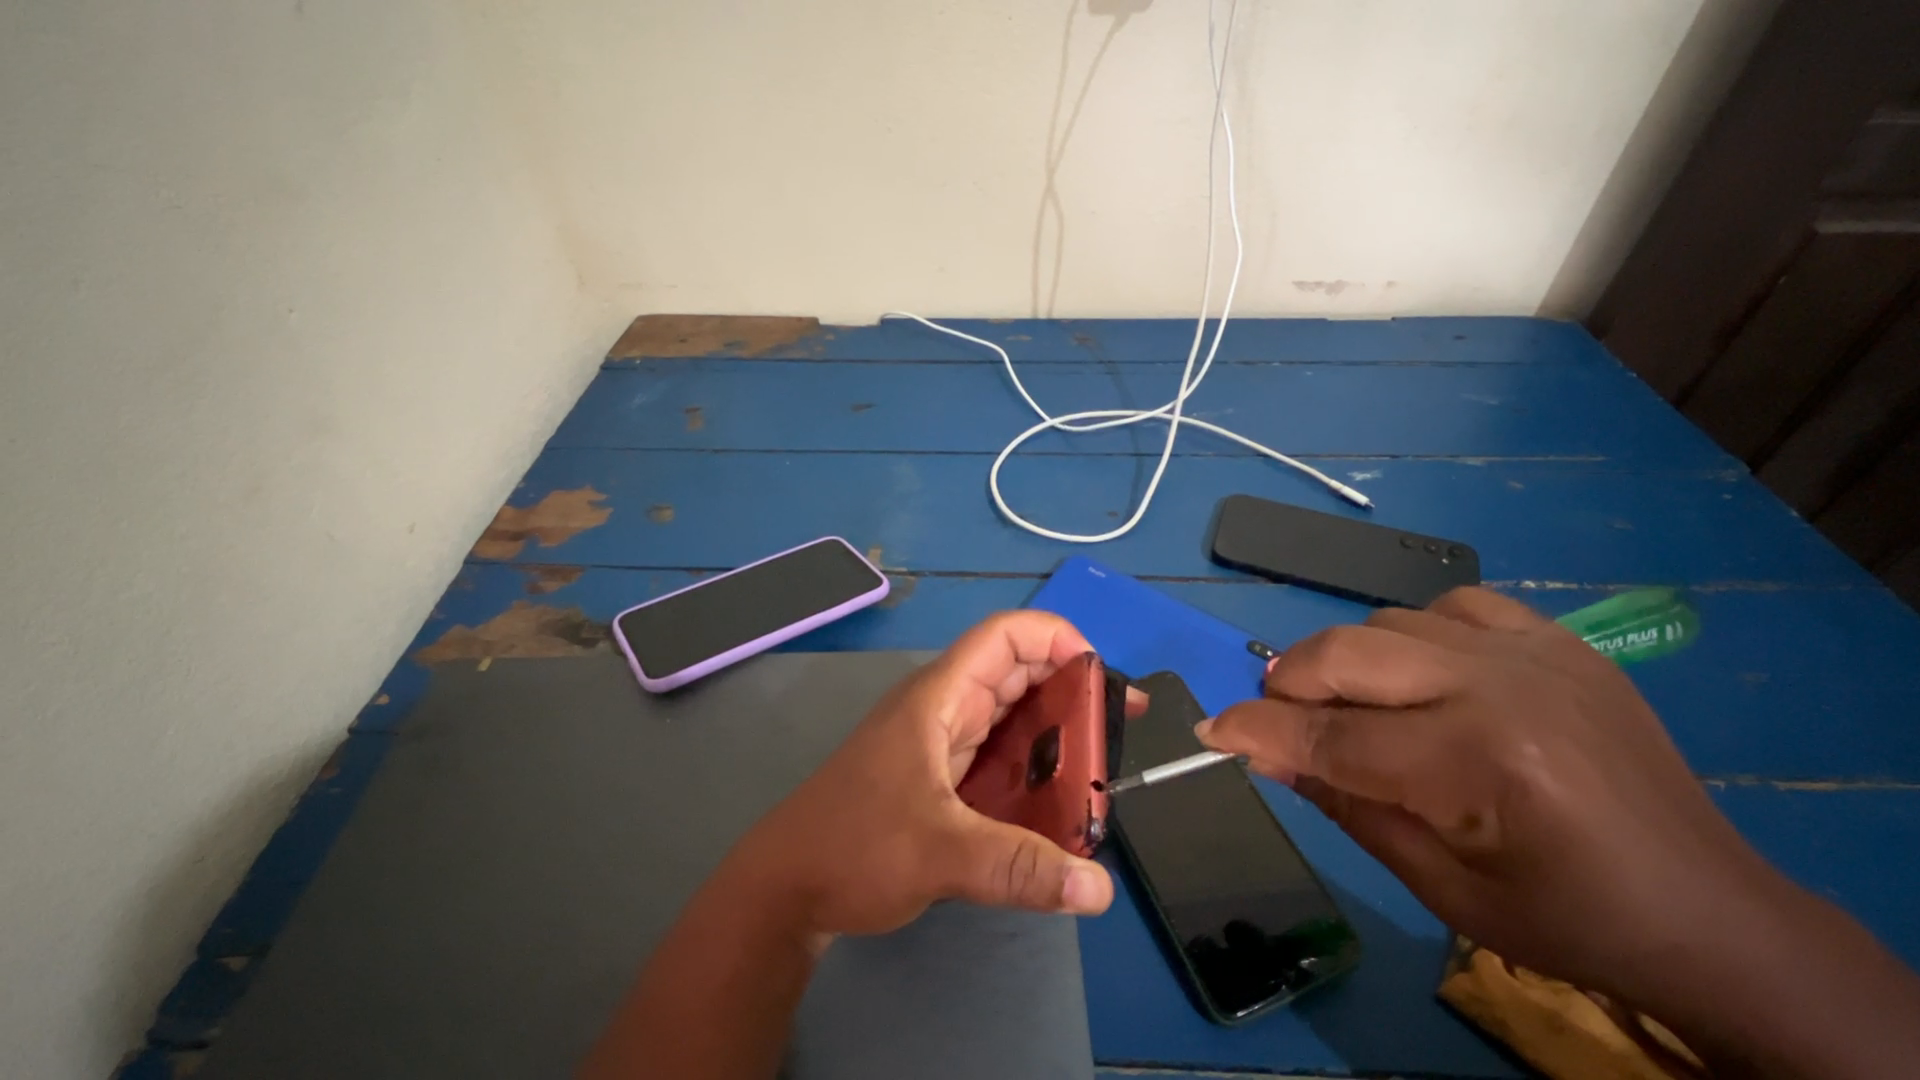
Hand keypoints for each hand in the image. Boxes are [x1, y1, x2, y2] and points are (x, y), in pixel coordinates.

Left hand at [727, 611, 1118, 938]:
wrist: (785, 890)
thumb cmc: (852, 847)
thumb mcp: (940, 854)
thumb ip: (1019, 868)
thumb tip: (1100, 891)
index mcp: (937, 698)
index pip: (1004, 636)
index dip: (1057, 638)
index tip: (1101, 678)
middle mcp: (941, 711)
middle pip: (1016, 674)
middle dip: (1070, 690)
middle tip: (1121, 726)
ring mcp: (938, 747)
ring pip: (1009, 720)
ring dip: (1055, 735)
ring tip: (1102, 766)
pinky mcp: (938, 782)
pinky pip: (998, 760)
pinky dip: (1033, 771)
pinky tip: (1059, 803)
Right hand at [1195, 587, 1779, 1007]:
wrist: (1705, 910)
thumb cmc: (1562, 919)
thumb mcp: (1438, 886)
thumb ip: (1345, 805)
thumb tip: (1265, 753)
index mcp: (1478, 767)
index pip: (1332, 736)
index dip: (1258, 731)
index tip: (1211, 730)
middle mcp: (1501, 690)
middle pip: (1348, 655)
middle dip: (1288, 685)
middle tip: (1274, 721)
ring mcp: (1537, 654)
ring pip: (1390, 620)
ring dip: (1348, 662)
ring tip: (1353, 707)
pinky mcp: (1561, 642)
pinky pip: (1457, 604)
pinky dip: (1415, 633)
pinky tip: (1422, 673)